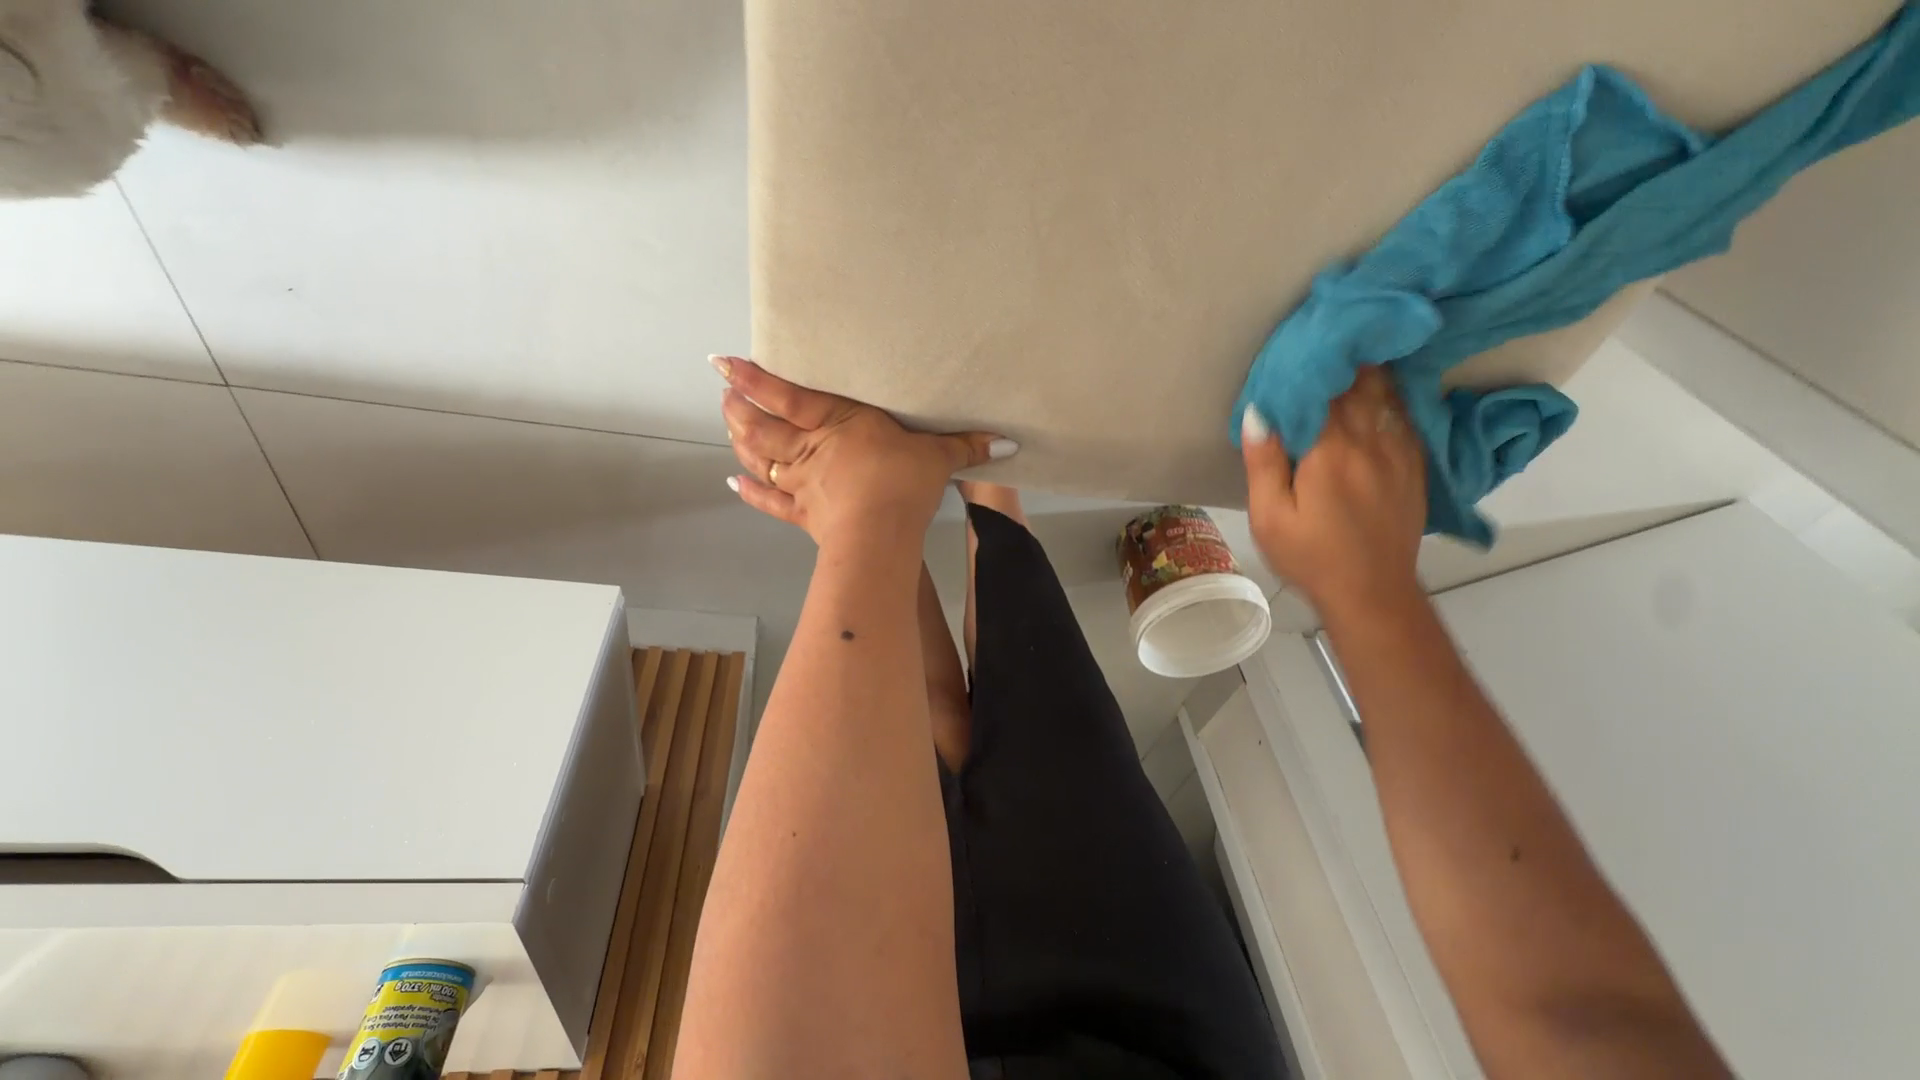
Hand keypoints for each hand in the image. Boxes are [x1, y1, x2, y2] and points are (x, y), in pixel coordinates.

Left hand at [715, 356, 1016, 546]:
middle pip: (760, 424)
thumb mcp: (937, 458)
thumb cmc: (901, 484)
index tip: (723, 362)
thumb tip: (1008, 442)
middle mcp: (808, 448)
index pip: (784, 394)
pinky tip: (732, 483)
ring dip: (739, 439)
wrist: (878, 536)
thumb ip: (966, 447)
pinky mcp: (800, 513)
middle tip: (723, 392)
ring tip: (725, 421)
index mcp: (835, 422)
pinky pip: (768, 499)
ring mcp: (799, 482)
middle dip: (738, 407)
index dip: (752, 378)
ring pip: (758, 456)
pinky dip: (749, 491)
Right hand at [1242, 367, 1426, 619]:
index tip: (1297, 343)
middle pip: (1359, 383)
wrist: (1373, 592)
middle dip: (1342, 357)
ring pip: (1386, 394)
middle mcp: (1370, 442)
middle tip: (1326, 335)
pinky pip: (1403, 416)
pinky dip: (1389, 396)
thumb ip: (1264, 463)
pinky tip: (1378, 389)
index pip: (1323, 389)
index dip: (1311, 363)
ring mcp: (1399, 452)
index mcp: (1330, 452)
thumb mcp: (1270, 518)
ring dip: (1368, 370)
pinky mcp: (1414, 465)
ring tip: (1353, 348)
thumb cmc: (1312, 557)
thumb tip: (1258, 412)